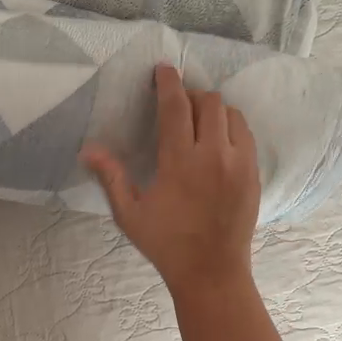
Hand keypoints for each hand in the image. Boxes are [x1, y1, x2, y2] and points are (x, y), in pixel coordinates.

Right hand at [81, 64, 260, 289]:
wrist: (211, 271)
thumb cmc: (165, 244)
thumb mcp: (129, 214)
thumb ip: (111, 177)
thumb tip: (88, 150)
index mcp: (180, 162)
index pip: (176, 107)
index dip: (168, 83)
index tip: (162, 68)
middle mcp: (214, 155)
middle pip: (208, 102)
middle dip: (190, 95)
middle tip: (175, 103)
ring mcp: (239, 163)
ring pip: (231, 114)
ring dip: (212, 109)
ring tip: (197, 120)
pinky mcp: (254, 173)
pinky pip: (245, 134)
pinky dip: (230, 126)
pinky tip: (216, 140)